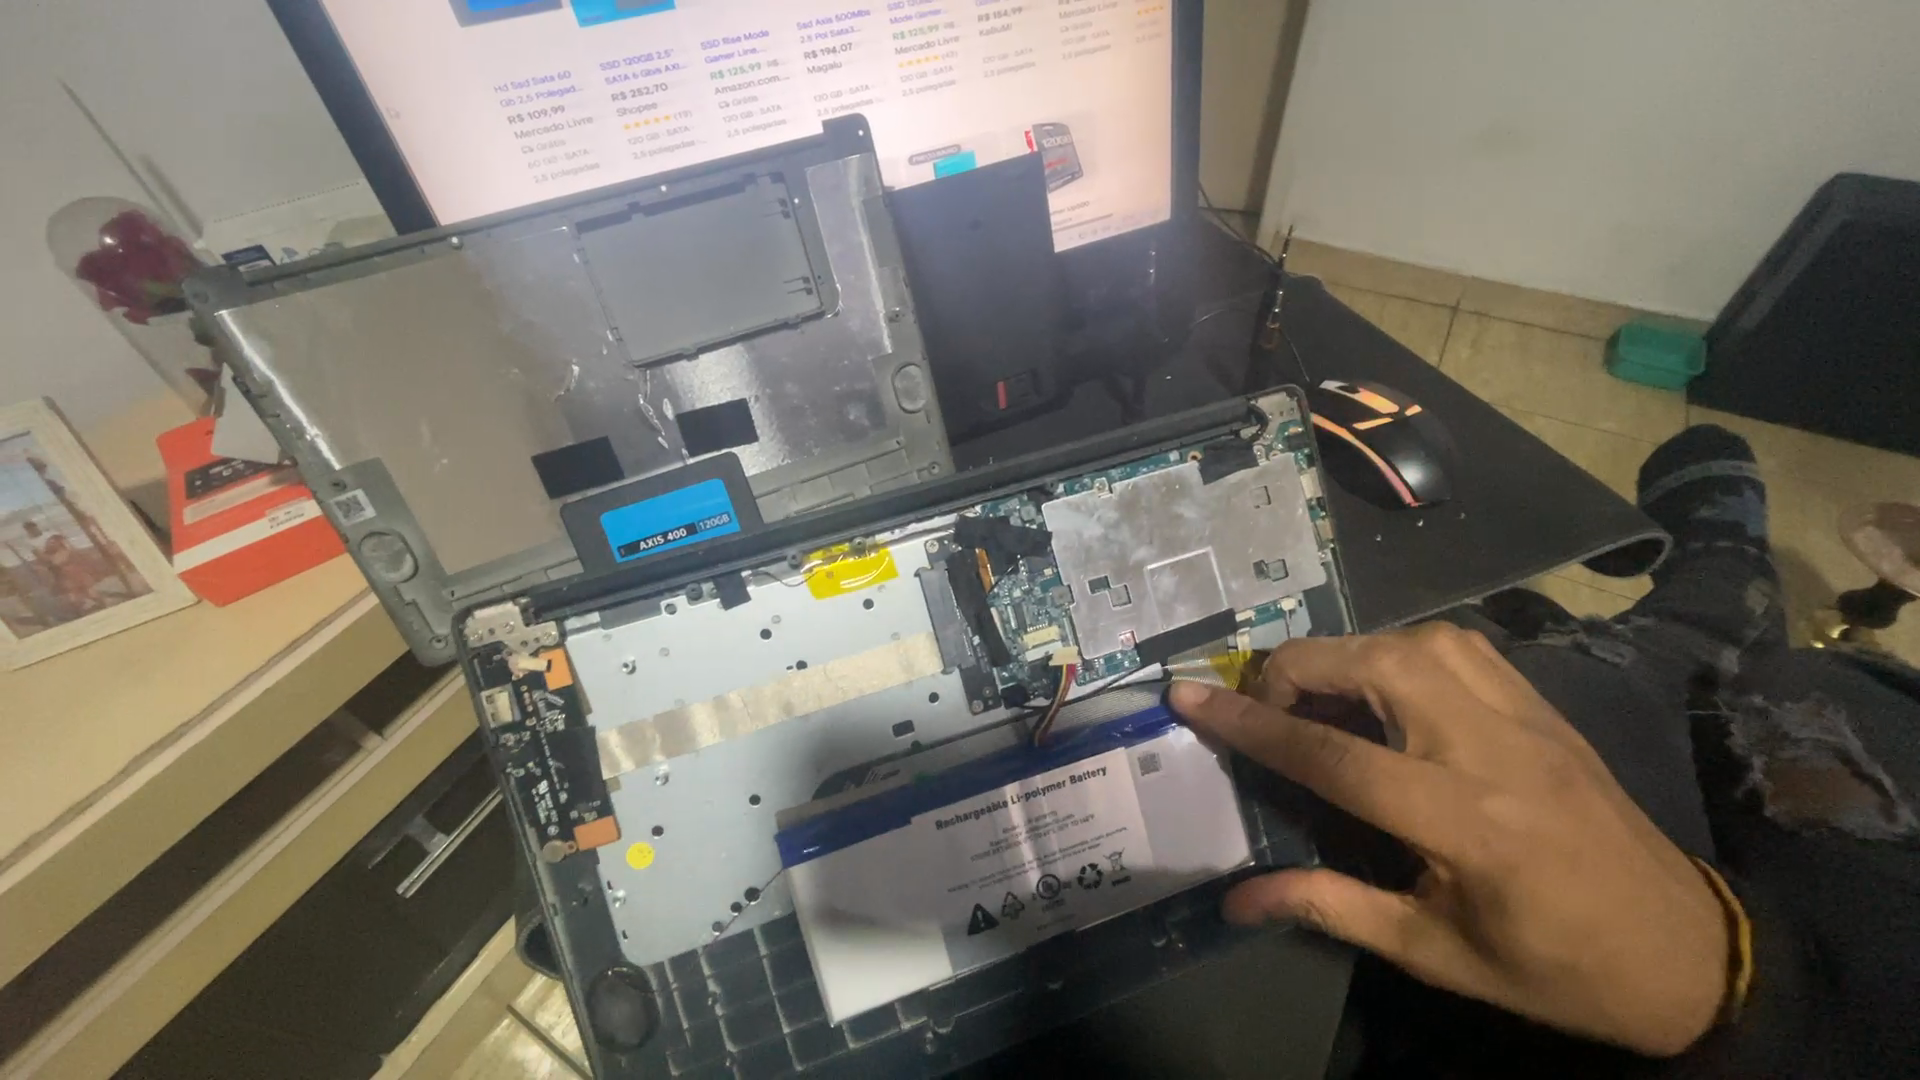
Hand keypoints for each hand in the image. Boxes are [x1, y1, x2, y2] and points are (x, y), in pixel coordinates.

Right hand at [1170, 623, 1727, 1056]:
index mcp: (1461, 820)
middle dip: (1295, 673)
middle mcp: (1489, 747)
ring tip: (1322, 697)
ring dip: (1346, 655)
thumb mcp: (1434, 955)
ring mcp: (1523, 715)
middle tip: (1272, 713)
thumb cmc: (1553, 966)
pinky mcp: (1540, 702)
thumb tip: (1234, 902)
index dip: (1248, 723)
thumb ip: (1329, 907)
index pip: (1328, 754)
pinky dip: (1396, 649)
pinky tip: (1384, 684)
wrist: (1690, 952)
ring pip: (1411, 638)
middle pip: (1369, 665)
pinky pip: (1453, 644)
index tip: (1188, 694)